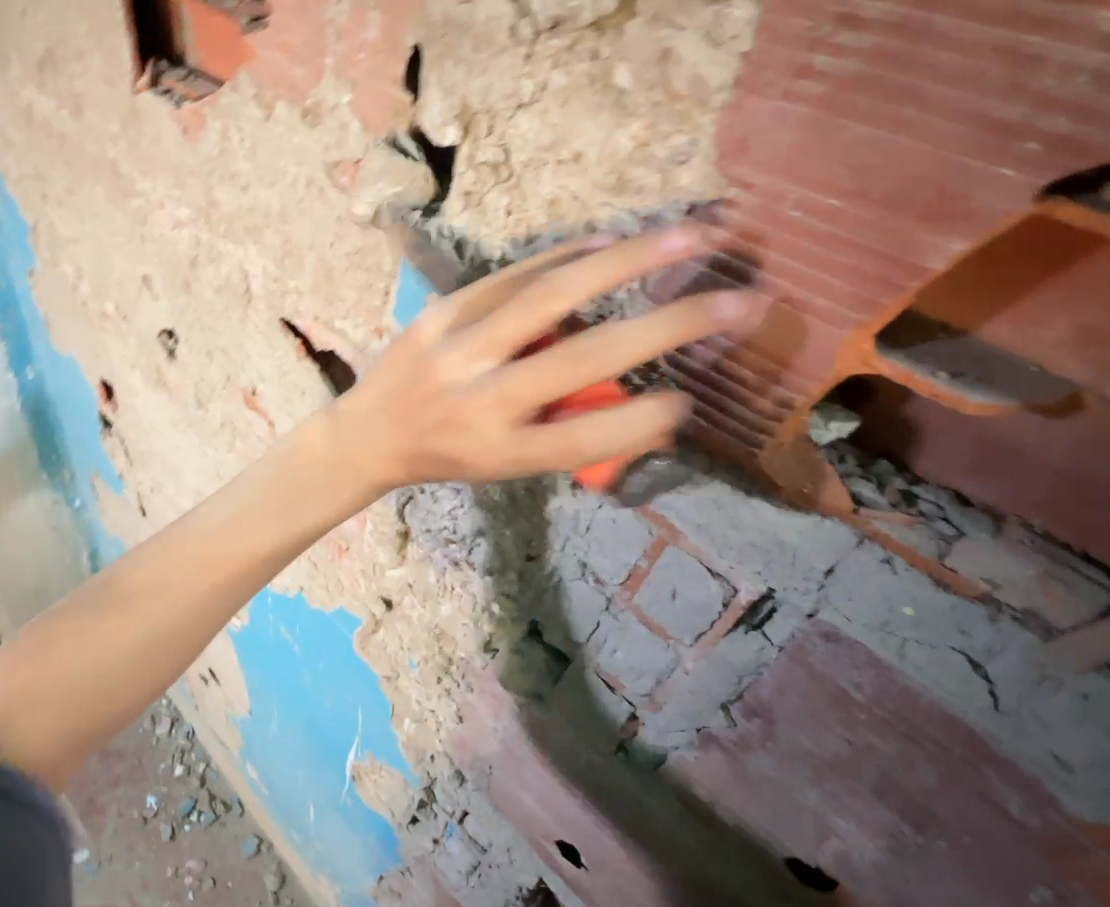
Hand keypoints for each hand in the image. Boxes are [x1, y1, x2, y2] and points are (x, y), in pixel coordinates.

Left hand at [323, 225, 766, 494]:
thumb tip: (652, 404)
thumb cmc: (450, 455)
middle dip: (670, 326)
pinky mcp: (440, 314)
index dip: (644, 422)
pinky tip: (613, 241)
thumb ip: (567, 435)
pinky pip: (512, 277)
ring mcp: (457, 351)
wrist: (366, 435)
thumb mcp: (505, 467)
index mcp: (500, 452)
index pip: (587, 438)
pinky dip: (565, 257)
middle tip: (743, 299)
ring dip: (628, 262)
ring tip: (693, 237)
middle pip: (584, 359)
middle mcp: (480, 402)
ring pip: (550, 297)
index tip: (692, 399)